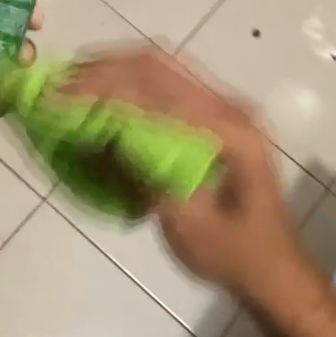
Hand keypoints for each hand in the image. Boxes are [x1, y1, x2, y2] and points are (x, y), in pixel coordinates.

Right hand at [64, 47, 309, 303]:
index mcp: (230, 132)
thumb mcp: (186, 223)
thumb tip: (103, 135)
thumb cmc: (232, 255)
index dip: (105, 88)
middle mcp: (231, 107)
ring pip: (164, 67)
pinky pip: (170, 83)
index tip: (63, 95)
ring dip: (116, 68)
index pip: (158, 91)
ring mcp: (227, 108)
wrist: (275, 270)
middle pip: (159, 66)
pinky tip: (107, 91)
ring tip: (75, 78)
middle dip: (104, 69)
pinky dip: (133, 81)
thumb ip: (149, 175)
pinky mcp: (217, 118)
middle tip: (60, 82)